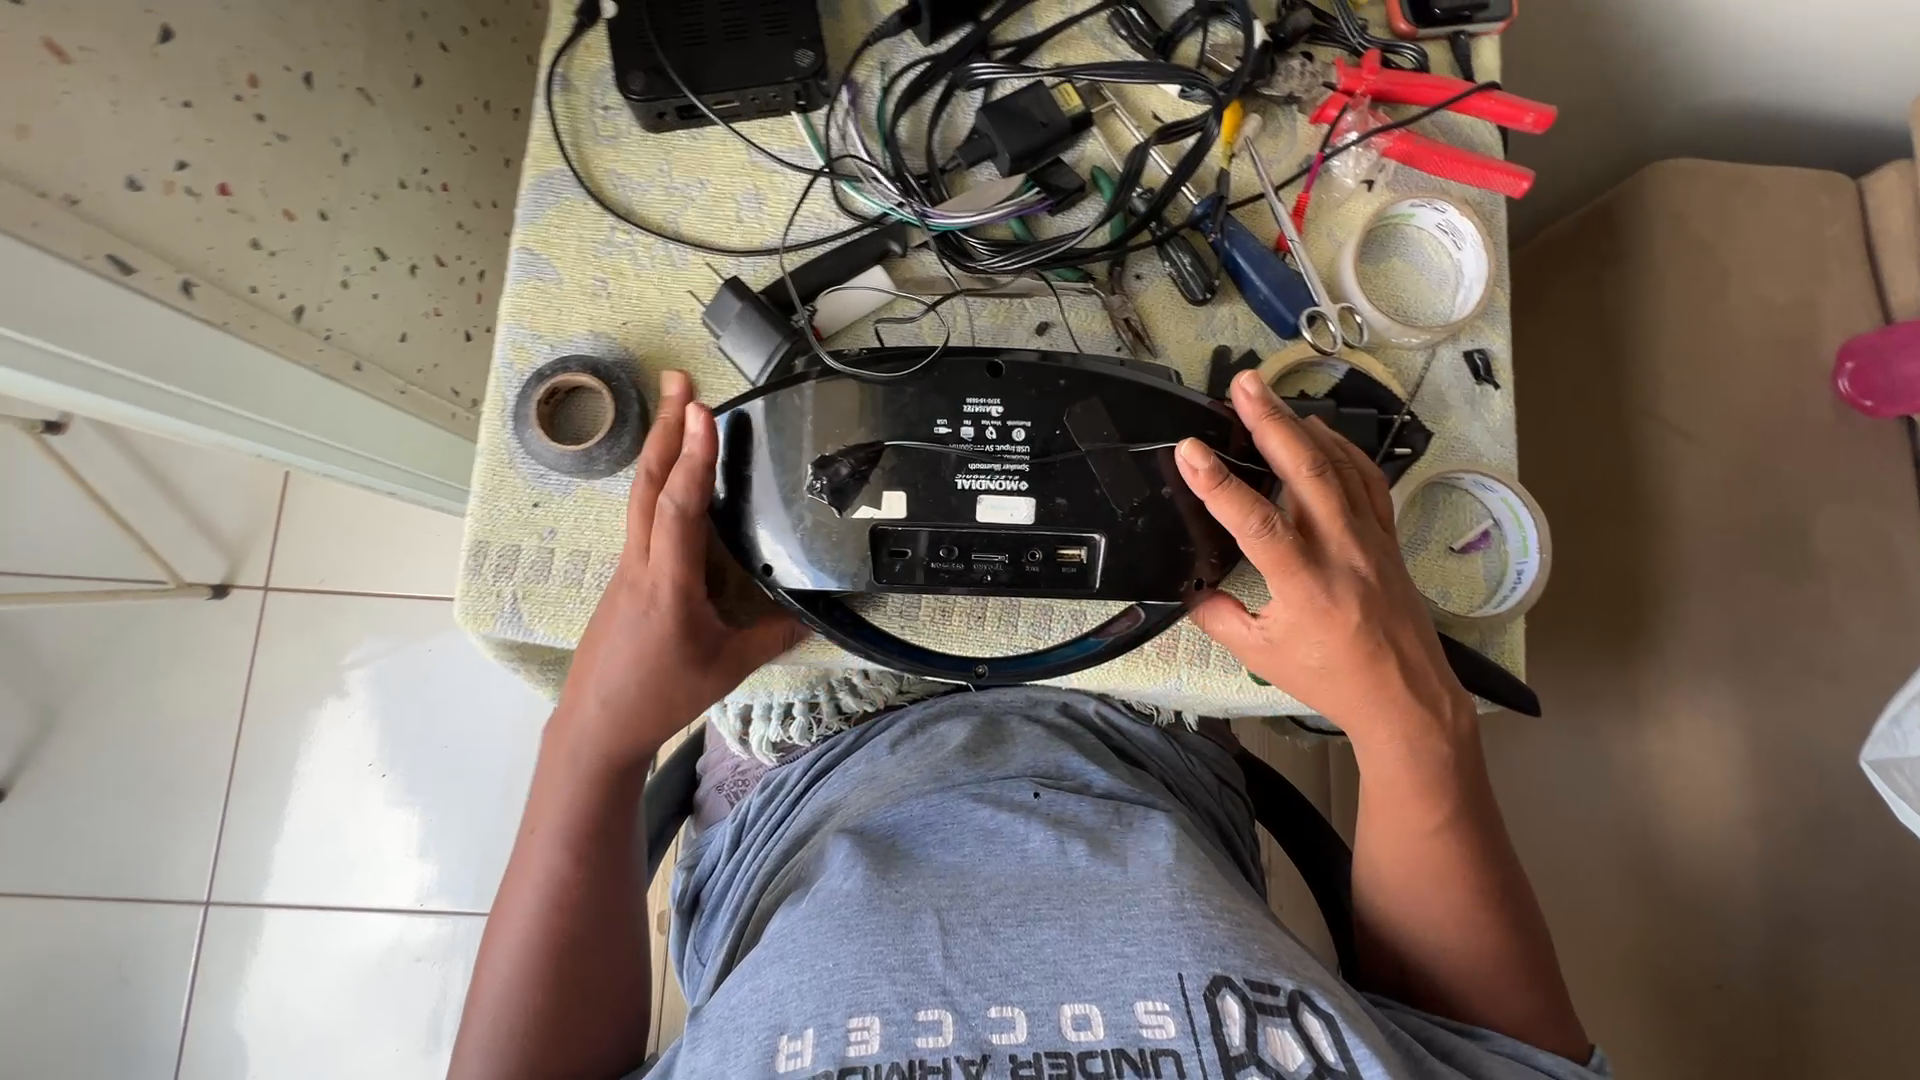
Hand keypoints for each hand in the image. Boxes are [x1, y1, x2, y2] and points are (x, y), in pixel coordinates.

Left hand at [552, 371, 804, 769]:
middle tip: (679, 382)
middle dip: (663, 428)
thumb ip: (773, 636)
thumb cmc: (660, 695)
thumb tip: (812, 615)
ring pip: (640, 497)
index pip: (680, 507)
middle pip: (647, 484)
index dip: (693, 457)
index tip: (703, 411)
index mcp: (667, 582)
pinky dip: (658, 484)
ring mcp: (627, 569)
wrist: (595, 725)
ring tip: (676, 412)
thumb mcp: (728, 668)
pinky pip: (642, 519)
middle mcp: (641, 564)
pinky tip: (673, 479)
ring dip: (657, 449)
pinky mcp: (625, 578)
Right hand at [1176, 370, 1473, 752]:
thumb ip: (1218, 617)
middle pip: (1306, 471)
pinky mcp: (1386, 536)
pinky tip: (1321, 431)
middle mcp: (1341, 551)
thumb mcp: (1260, 656)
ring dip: (1302, 425)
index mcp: (1305, 585)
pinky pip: (1367, 479)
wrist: (1406, 696)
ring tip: (1271, 396)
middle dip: (1271, 422)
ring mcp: (1370, 538)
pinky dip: (1342, 448)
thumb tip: (1191, 588)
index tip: (1190, 451)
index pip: (1256, 523)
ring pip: (1338, 466)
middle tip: (1244, 385)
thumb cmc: (1332, 678)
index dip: (1219, 484)